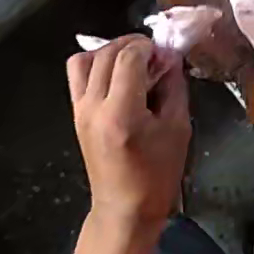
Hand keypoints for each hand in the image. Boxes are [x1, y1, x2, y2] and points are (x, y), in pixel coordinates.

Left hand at [67, 36, 190, 232]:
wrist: (125, 209)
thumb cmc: (157, 175)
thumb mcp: (178, 128)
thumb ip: (174, 86)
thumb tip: (170, 56)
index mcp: (121, 113)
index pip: (129, 57)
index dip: (149, 47)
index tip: (166, 54)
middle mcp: (94, 106)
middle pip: (107, 53)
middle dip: (133, 44)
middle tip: (154, 54)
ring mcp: (79, 109)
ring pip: (85, 58)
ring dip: (110, 50)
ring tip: (132, 60)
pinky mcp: (75, 113)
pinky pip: (77, 75)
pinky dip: (95, 64)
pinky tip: (116, 75)